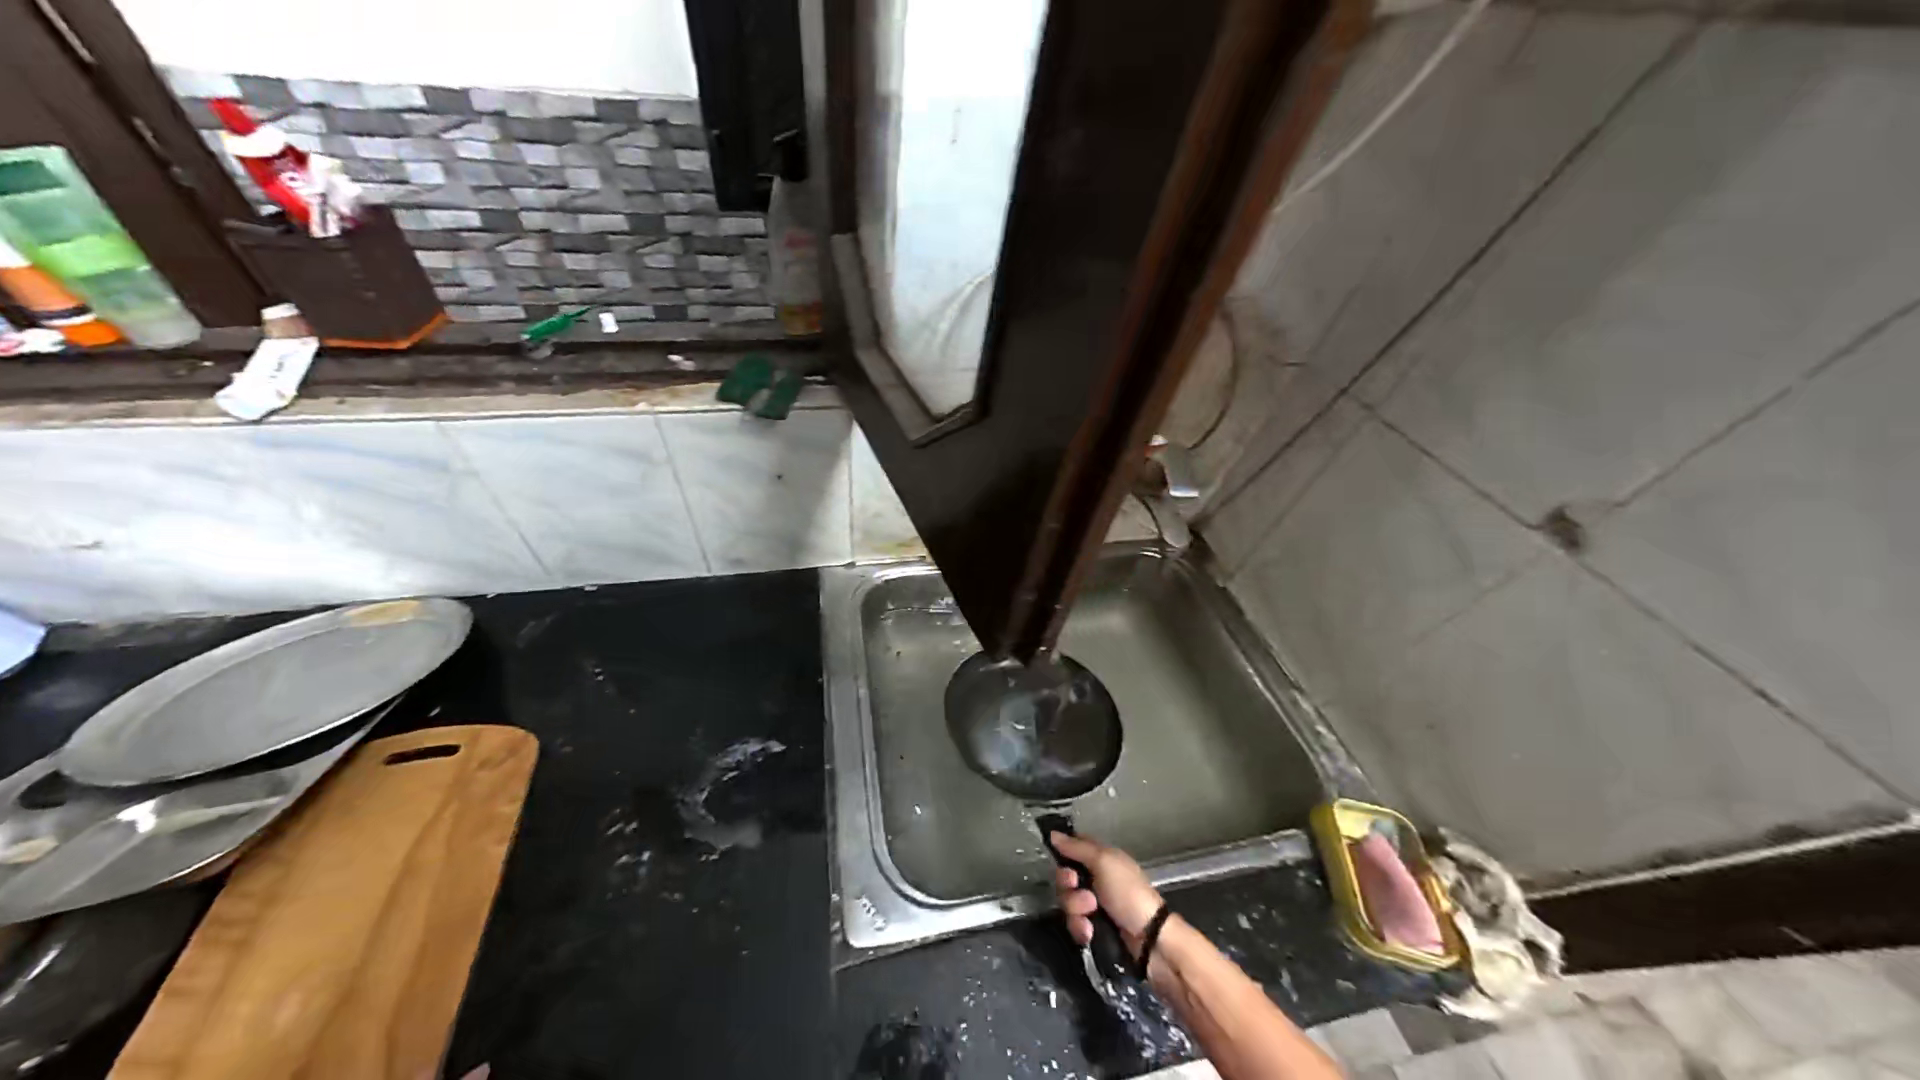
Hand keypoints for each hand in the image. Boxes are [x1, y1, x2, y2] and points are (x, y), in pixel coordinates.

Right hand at [1049, 831, 1163, 949]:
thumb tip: (1053, 834)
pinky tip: (1089, 932)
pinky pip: (1074, 924)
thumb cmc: (1128, 893)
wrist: (1149, 939)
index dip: (1063, 854)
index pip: (1073, 848)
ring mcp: (1095, 904)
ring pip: (1067, 902)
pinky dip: (1080, 928)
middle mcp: (1096, 879)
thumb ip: (1077, 848)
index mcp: (1101, 858)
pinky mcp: (1094, 927)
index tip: (1063, 862)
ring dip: (1075, 910)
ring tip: (1090, 917)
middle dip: (1068, 887)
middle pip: (1065, 878)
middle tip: (1080, 891)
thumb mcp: (1104, 862)